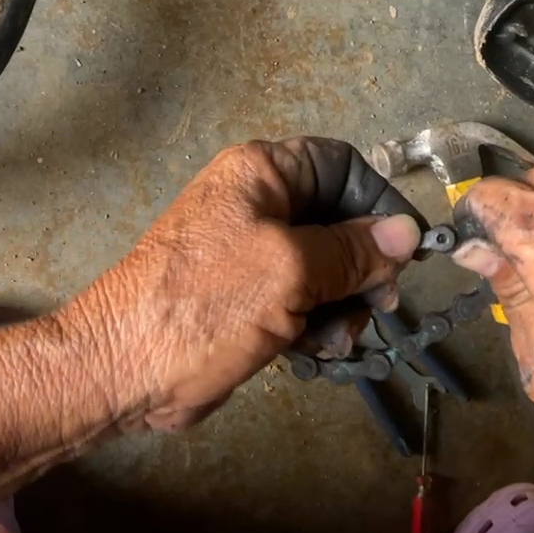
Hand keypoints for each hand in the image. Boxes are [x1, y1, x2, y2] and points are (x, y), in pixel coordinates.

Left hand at [65, 138, 423, 431]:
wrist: (126, 367)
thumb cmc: (205, 303)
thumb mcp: (289, 270)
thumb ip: (352, 249)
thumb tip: (407, 230)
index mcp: (261, 173)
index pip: (340, 164)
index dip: (376, 200)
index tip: (403, 248)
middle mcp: (258, 202)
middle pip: (340, 219)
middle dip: (361, 266)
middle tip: (374, 306)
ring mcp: (254, 250)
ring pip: (328, 266)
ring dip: (342, 305)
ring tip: (329, 339)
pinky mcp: (250, 294)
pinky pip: (305, 298)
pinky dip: (317, 324)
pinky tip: (310, 351)